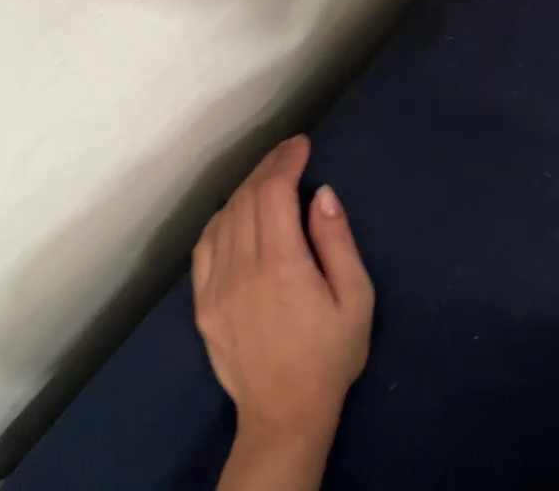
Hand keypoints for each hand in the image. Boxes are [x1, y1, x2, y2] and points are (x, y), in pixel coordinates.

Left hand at [193, 135, 373, 448]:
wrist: (285, 414)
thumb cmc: (330, 355)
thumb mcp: (355, 298)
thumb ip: (337, 242)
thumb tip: (321, 194)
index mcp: (282, 264)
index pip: (274, 193)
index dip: (286, 161)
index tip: (303, 144)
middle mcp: (242, 268)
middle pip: (247, 198)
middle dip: (269, 166)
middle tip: (291, 151)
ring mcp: (215, 287)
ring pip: (224, 217)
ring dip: (246, 187)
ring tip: (269, 174)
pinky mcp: (203, 304)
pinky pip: (205, 245)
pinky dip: (222, 217)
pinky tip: (237, 211)